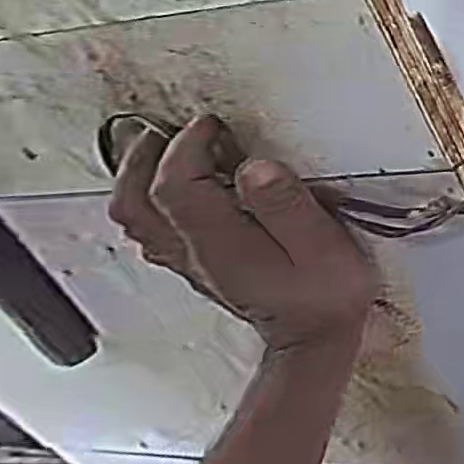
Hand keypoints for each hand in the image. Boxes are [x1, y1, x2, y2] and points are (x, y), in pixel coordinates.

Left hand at [107, 115, 378, 353]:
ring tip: (163, 150)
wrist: (316, 339)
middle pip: (137, 201)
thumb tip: (256, 166)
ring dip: (139, 177)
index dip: (188, 147)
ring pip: (136, 218)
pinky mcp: (200, 268)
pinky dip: (151, 201)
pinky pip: (154, 231)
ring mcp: (193, 263)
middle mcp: (196, 253)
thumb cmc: (326, 295)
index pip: (178, 185)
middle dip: (146, 157)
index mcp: (222, 242)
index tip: (212, 124)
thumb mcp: (323, 246)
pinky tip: (176, 190)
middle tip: (171, 129)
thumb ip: (288, 205)